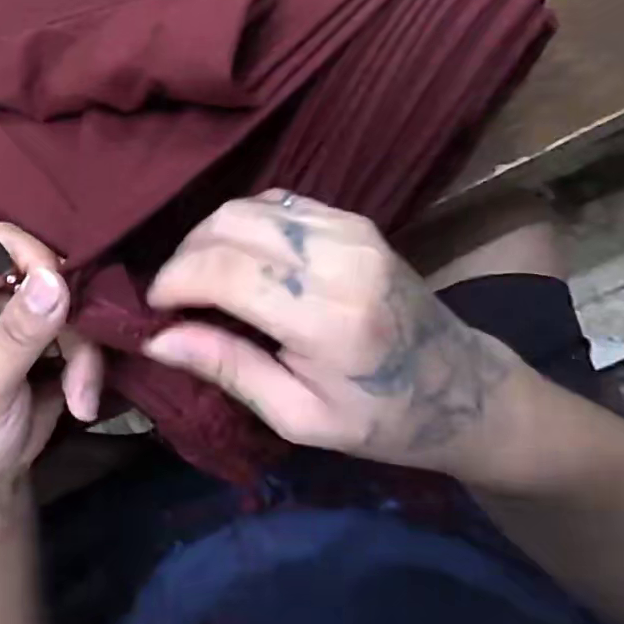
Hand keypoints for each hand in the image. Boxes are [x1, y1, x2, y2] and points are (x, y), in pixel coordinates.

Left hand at [0, 223, 104, 497]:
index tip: (60, 289)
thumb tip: (52, 278)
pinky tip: (82, 403)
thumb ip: (17, 334)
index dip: (31, 255)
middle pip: (49, 274)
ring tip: (80, 401)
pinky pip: (88, 333)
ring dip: (86, 355)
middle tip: (79, 366)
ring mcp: (28, 318)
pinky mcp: (57, 341)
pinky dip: (91, 368)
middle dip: (71, 323)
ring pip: (76, 306)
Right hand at [141, 190, 530, 478]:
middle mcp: (339, 258)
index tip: (154, 309)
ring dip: (206, 239)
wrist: (468, 391)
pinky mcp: (352, 219)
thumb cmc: (384, 420)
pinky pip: (270, 203)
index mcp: (328, 319)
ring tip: (202, 280)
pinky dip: (240, 226)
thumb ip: (226, 367)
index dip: (172, 282)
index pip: (221, 270)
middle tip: (175, 297)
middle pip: (225, 226)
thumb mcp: (298, 417)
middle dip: (183, 258)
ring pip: (242, 207)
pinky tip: (240, 260)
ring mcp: (350, 229)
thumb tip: (155, 339)